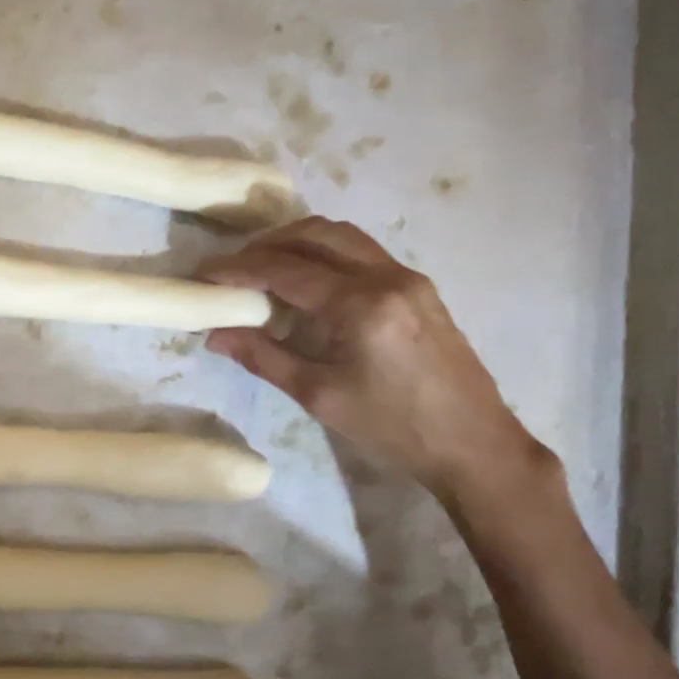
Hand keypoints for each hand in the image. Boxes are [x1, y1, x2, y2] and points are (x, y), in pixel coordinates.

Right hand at [201, 217, 547, 497]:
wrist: (473, 444)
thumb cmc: (393, 427)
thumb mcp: (320, 396)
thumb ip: (264, 357)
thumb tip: (215, 334)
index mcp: (361, 305)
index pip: (287, 270)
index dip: (240, 268)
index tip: (204, 274)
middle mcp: (387, 277)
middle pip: (317, 234)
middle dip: (268, 245)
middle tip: (234, 268)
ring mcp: (409, 278)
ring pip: (343, 237)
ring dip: (299, 243)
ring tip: (266, 269)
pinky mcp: (420, 288)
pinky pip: (364, 253)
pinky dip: (327, 255)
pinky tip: (309, 284)